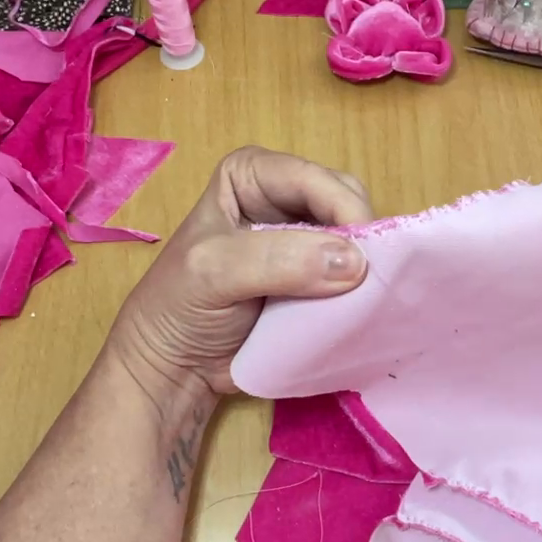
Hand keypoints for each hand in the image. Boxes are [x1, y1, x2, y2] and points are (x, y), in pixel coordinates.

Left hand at [106, 147, 372, 404]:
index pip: (314, 178)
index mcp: (251, 174)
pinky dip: (363, 288)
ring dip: (365, 266)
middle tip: (363, 281)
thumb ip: (279, 260)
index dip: (344, 211)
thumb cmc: (180, 309)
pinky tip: (362, 307)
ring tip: (362, 297)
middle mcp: (281, 197)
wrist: (175, 367)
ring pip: (357, 237)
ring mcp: (302, 238)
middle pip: (345, 202)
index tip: (360, 260)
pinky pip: (355, 272)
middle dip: (359, 237)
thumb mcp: (214, 272)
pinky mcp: (315, 277)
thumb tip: (354, 262)